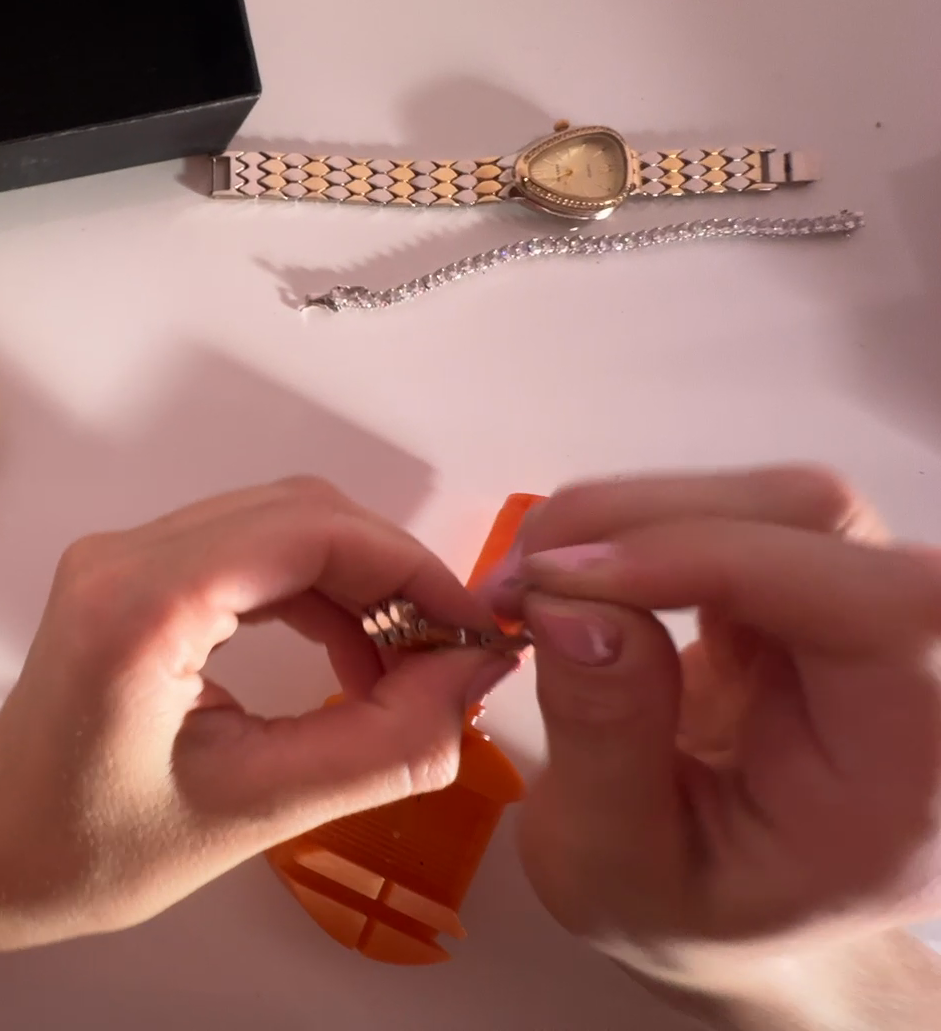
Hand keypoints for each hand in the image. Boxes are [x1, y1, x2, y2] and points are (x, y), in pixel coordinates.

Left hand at [0, 477, 516, 950]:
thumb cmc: (100, 846)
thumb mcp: (258, 809)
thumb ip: (386, 743)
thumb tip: (472, 671)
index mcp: (140, 605)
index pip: (306, 531)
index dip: (408, 568)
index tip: (474, 633)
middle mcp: (120, 554)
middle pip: (292, 513)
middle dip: (385, 573)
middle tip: (442, 655)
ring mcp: (115, 555)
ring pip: (267, 524)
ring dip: (347, 581)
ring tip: (395, 667)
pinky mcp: (121, 572)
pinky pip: (234, 551)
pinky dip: (301, 588)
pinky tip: (339, 650)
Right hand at [490, 467, 940, 1027]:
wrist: (720, 917)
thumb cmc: (673, 911)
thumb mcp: (610, 860)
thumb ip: (602, 737)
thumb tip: (569, 602)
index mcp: (912, 773)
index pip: (876, 608)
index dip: (717, 559)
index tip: (557, 581)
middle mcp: (914, 678)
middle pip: (811, 518)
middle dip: (637, 523)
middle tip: (515, 582)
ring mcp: (850, 626)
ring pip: (756, 499)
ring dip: (613, 517)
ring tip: (522, 580)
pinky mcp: (785, 600)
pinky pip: (711, 516)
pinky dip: (612, 527)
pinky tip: (555, 575)